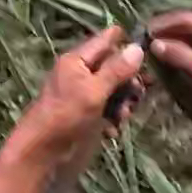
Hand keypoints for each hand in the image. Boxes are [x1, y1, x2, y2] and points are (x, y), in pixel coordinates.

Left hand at [5, 26, 145, 170]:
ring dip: (123, 101)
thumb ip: (116, 70)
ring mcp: (84, 94)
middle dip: (129, 78)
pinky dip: (113, 116)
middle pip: (113, 66)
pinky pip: (108, 107)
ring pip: (114, 88)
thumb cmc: (66, 115)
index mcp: (78, 60)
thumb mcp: (94, 90)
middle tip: (138, 93)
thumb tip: (138, 47)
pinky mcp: (87, 114)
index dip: (126, 42)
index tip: (148, 49)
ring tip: (124, 115)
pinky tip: (114, 129)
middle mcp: (81, 73)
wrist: (43, 152)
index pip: (106, 40)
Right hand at [148, 12, 191, 139]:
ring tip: (151, 62)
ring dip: (171, 54)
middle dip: (166, 38)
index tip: (142, 31)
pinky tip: (167, 76)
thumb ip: (178, 54)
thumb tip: (155, 43)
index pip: (186, 18)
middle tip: (143, 47)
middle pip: (188, 33)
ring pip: (190, 50)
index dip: (163, 23)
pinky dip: (180, 69)